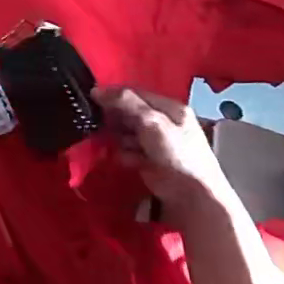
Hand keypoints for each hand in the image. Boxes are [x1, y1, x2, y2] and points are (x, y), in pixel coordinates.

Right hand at [94, 86, 229, 205]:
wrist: (191, 194)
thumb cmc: (176, 153)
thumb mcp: (152, 122)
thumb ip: (127, 103)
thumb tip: (96, 90)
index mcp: (169, 107)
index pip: (136, 93)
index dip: (114, 95)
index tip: (92, 99)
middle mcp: (162, 121)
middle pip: (129, 113)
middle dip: (116, 120)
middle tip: (106, 126)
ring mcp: (154, 142)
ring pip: (124, 132)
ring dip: (120, 140)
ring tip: (127, 149)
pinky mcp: (146, 159)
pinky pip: (126, 150)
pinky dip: (125, 155)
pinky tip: (132, 162)